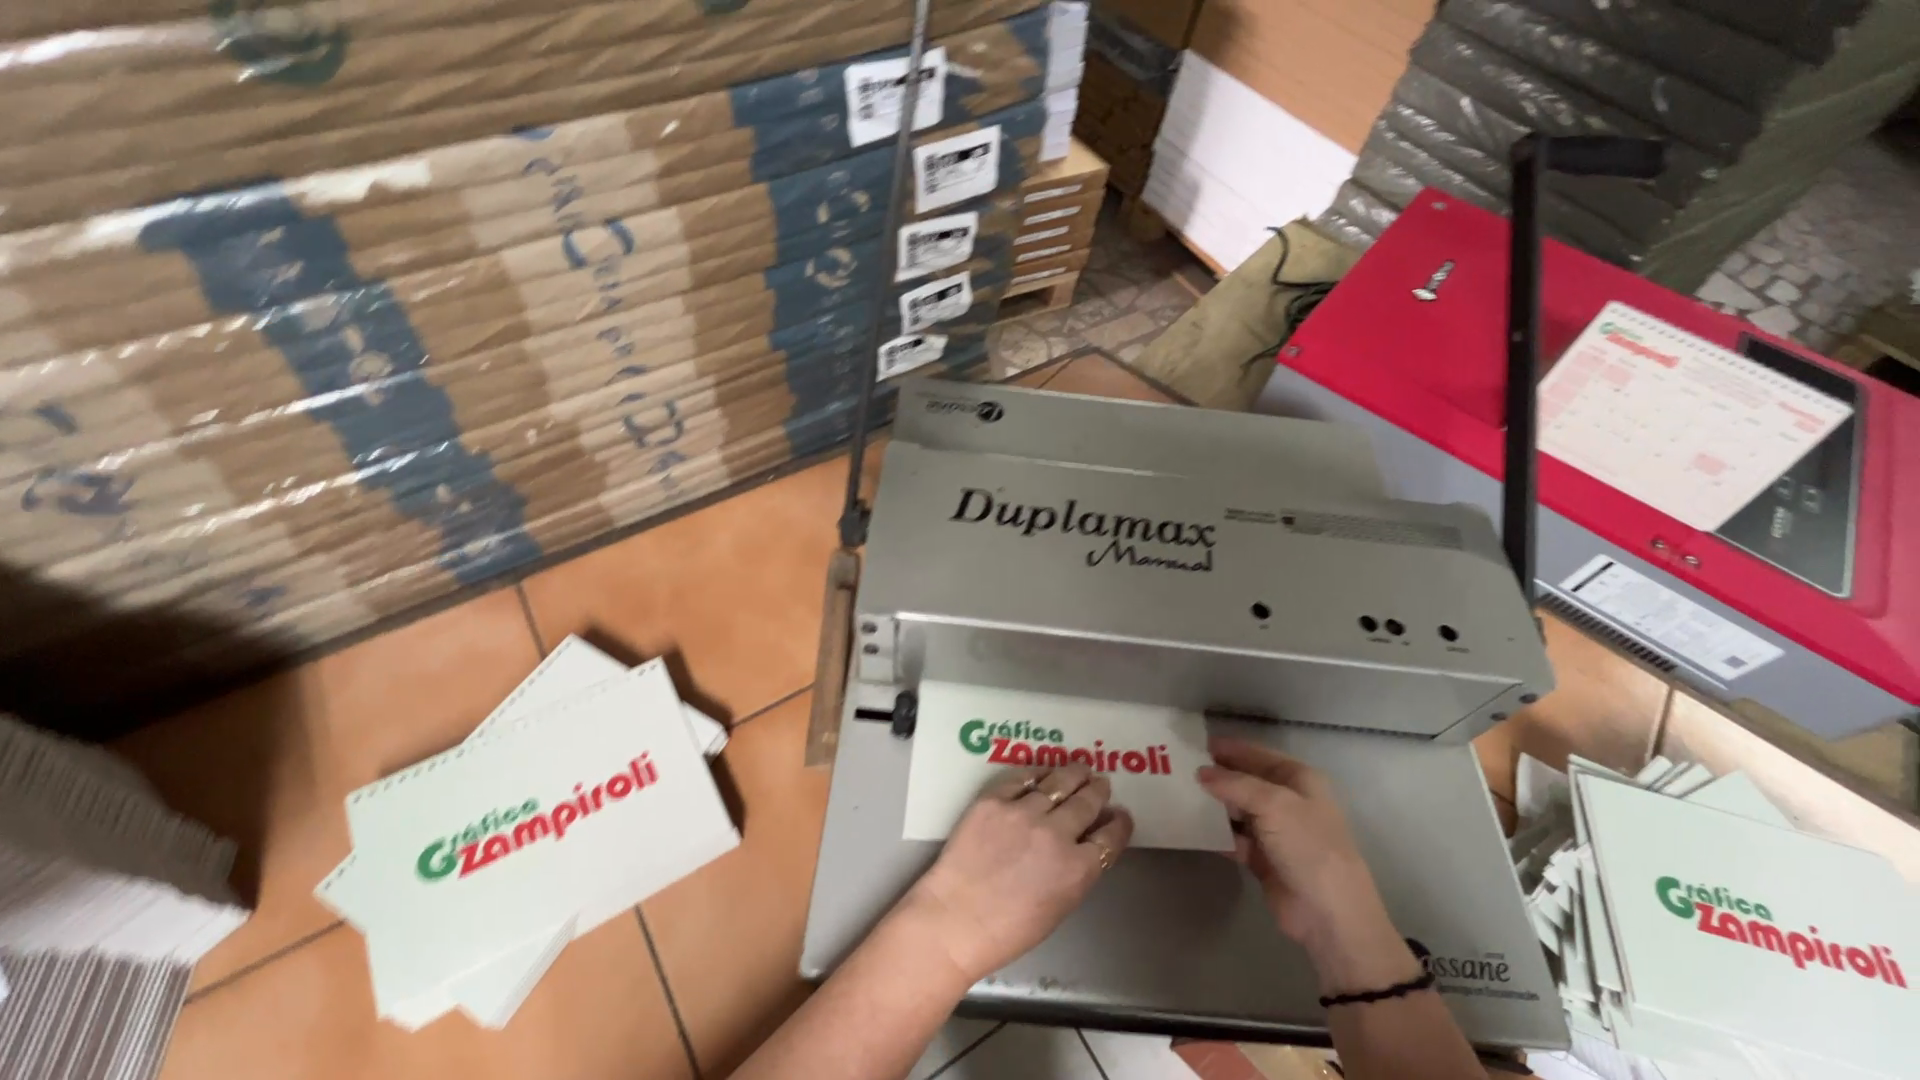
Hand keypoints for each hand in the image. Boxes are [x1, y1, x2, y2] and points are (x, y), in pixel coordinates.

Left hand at [895, 764, 1134, 985]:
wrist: (955, 920)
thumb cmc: (1008, 930)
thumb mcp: (1060, 906)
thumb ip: (1077, 872)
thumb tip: (1085, 848)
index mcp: (1078, 869)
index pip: (1111, 836)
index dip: (1119, 823)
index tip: (1120, 815)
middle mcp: (1056, 834)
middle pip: (1087, 802)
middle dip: (1098, 791)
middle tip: (1101, 783)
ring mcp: (1023, 813)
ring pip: (1058, 782)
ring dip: (1073, 774)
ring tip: (1079, 768)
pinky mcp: (994, 800)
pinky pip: (1022, 779)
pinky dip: (1036, 773)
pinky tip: (1042, 772)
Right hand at [1197, 738, 1418, 992]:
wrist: (1328, 912)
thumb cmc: (1307, 846)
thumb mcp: (1273, 804)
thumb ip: (1235, 784)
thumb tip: (1201, 772)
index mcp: (1299, 779)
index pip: (1257, 754)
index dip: (1228, 748)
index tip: (1192, 744)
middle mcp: (1287, 801)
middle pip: (1245, 781)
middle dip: (1216, 776)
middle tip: (1177, 770)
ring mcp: (1275, 831)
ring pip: (1237, 810)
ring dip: (1213, 805)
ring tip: (1177, 796)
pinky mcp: (1263, 859)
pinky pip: (1234, 838)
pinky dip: (1217, 834)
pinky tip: (1192, 828)